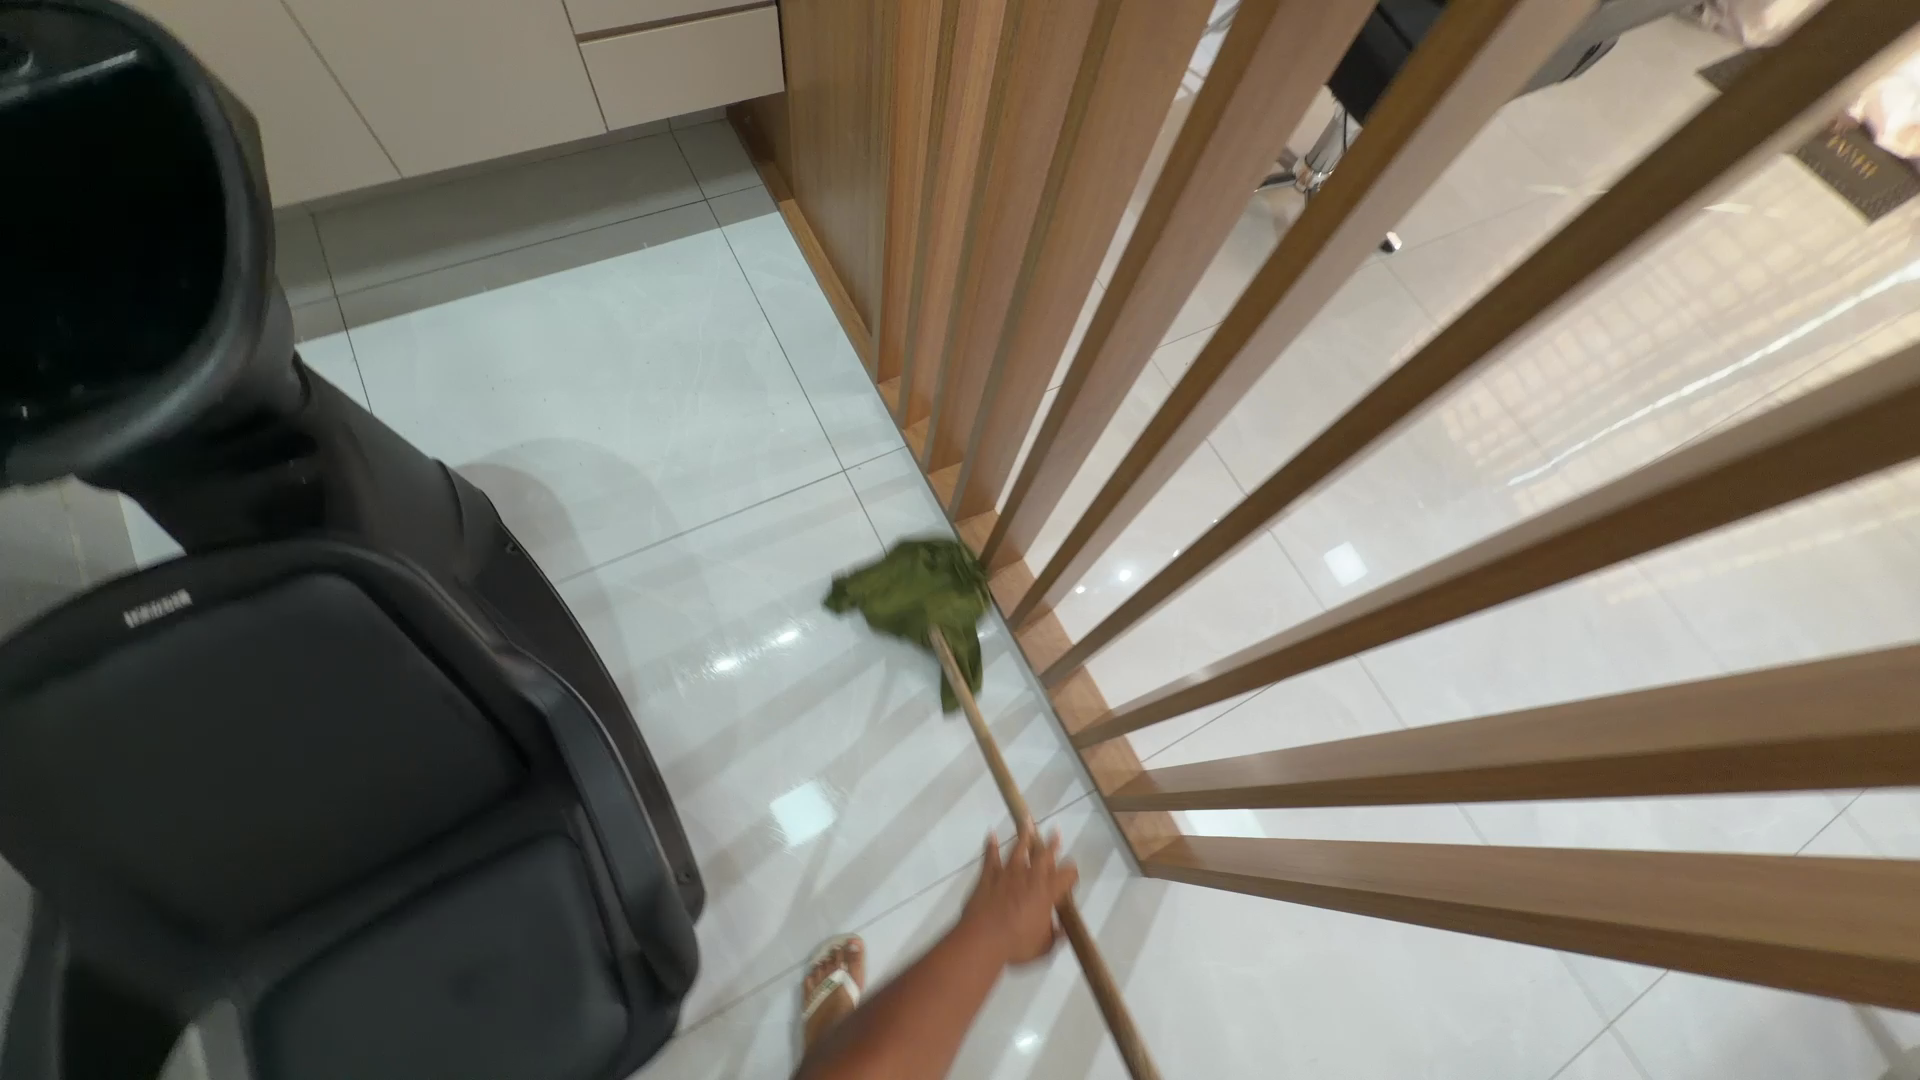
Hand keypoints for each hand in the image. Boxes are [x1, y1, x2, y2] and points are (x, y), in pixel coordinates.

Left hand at [958, 823, 1078, 967]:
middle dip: (1051, 843)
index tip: (1072, 872)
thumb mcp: (1042, 947)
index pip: (1066, 876)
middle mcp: (1030, 877)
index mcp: (1047, 893)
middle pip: (1044, 855)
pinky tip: (992, 835)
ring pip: (1018, 849)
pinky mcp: (988, 875)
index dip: (1071, 873)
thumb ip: (1052, 937)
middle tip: (1055, 831)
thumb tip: (1059, 932)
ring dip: (1024, 835)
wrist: (984, 938)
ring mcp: (1008, 873)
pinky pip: (990, 856)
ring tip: (1027, 821)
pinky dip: (991, 845)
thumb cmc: (1017, 945)